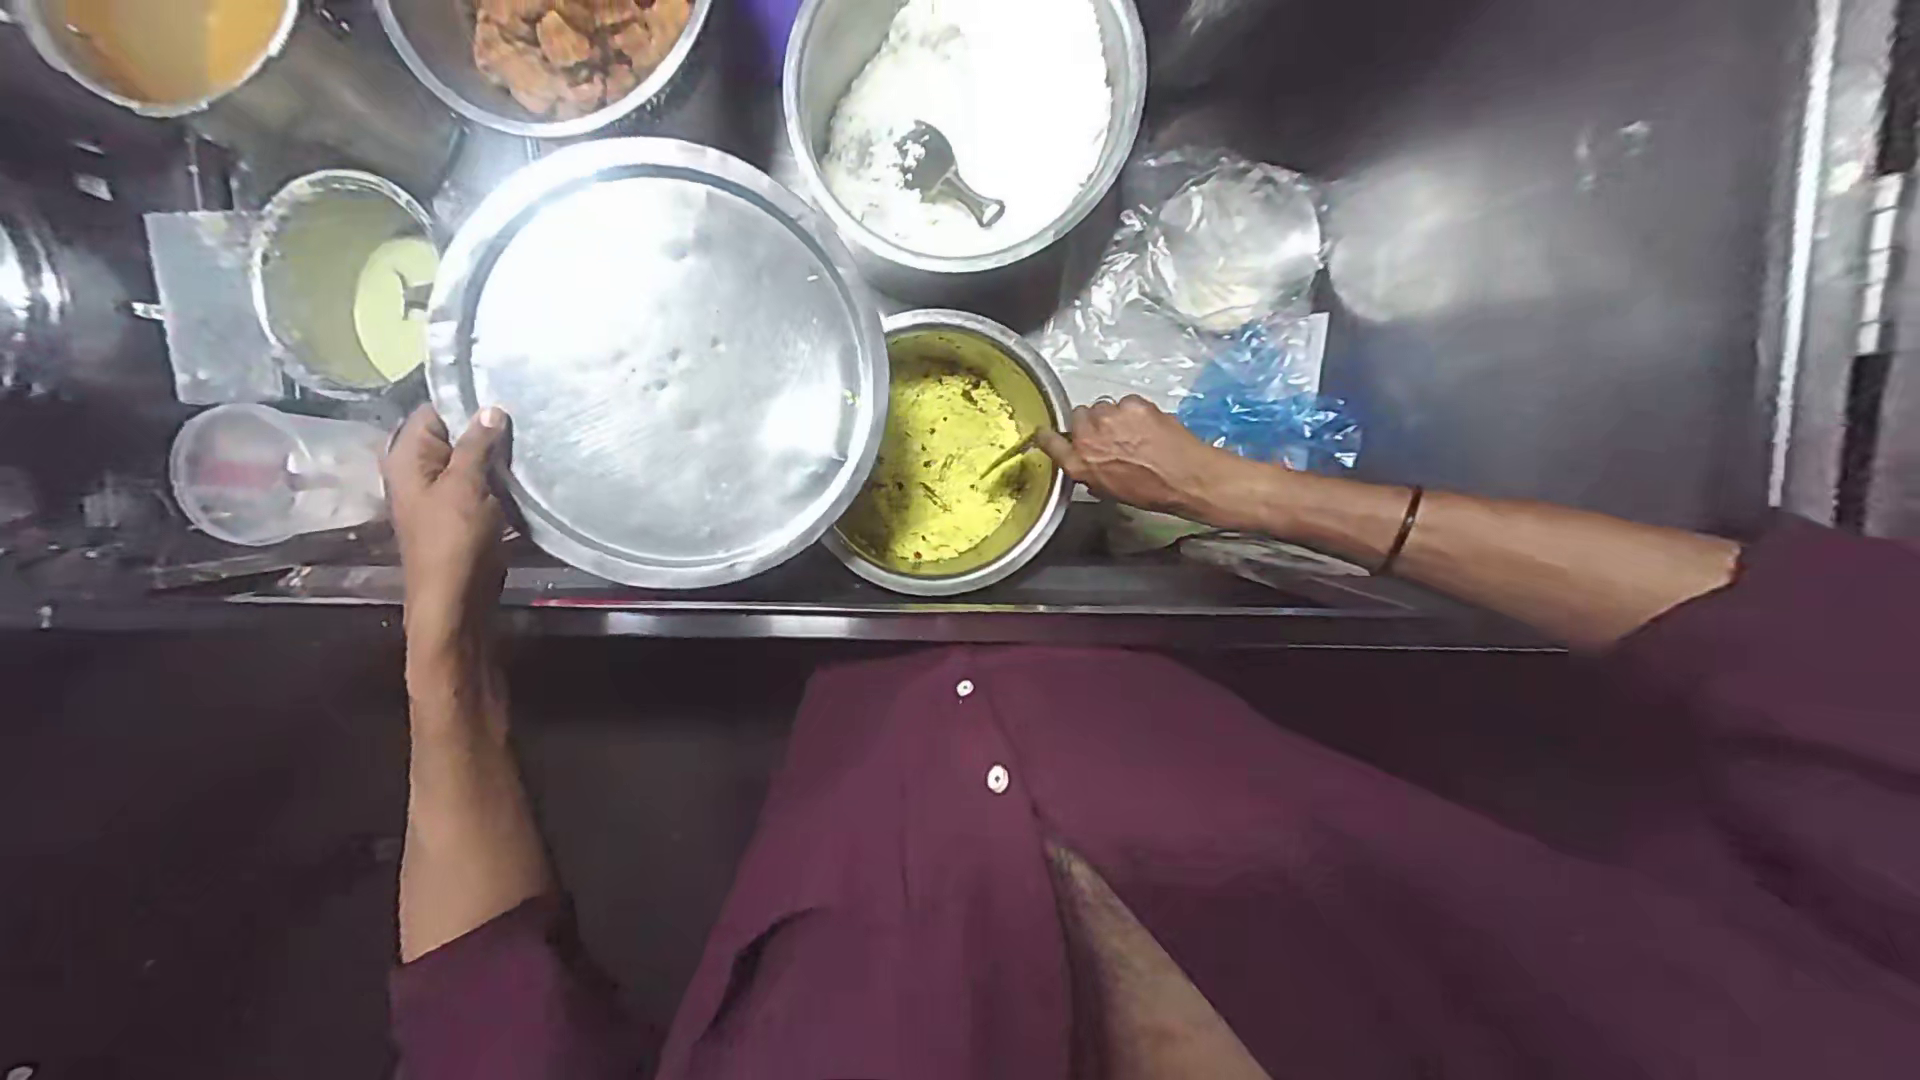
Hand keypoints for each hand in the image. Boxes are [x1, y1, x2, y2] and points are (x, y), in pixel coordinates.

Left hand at [385, 405, 510, 643]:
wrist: (457, 592)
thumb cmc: (453, 538)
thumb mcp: (464, 485)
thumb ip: (476, 445)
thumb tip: (491, 409)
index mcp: (407, 457)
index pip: (433, 412)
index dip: (465, 401)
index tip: (505, 392)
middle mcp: (422, 469)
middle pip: (456, 434)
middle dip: (488, 426)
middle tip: (528, 414)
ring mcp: (446, 490)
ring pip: (475, 458)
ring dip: (499, 452)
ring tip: (534, 437)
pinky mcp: (468, 508)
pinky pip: (485, 479)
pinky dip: (503, 474)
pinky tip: (528, 468)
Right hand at [1034, 395, 1252, 523]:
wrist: (1187, 477)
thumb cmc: (1151, 491)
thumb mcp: (1109, 490)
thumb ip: (1089, 471)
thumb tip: (1087, 461)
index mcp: (1079, 464)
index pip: (1049, 441)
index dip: (1047, 435)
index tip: (1047, 433)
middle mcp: (1089, 438)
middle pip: (1078, 416)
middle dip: (1091, 423)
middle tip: (1111, 436)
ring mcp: (1111, 418)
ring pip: (1103, 406)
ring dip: (1113, 416)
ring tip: (1133, 432)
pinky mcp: (1133, 404)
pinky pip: (1126, 402)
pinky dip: (1134, 411)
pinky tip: (1148, 426)